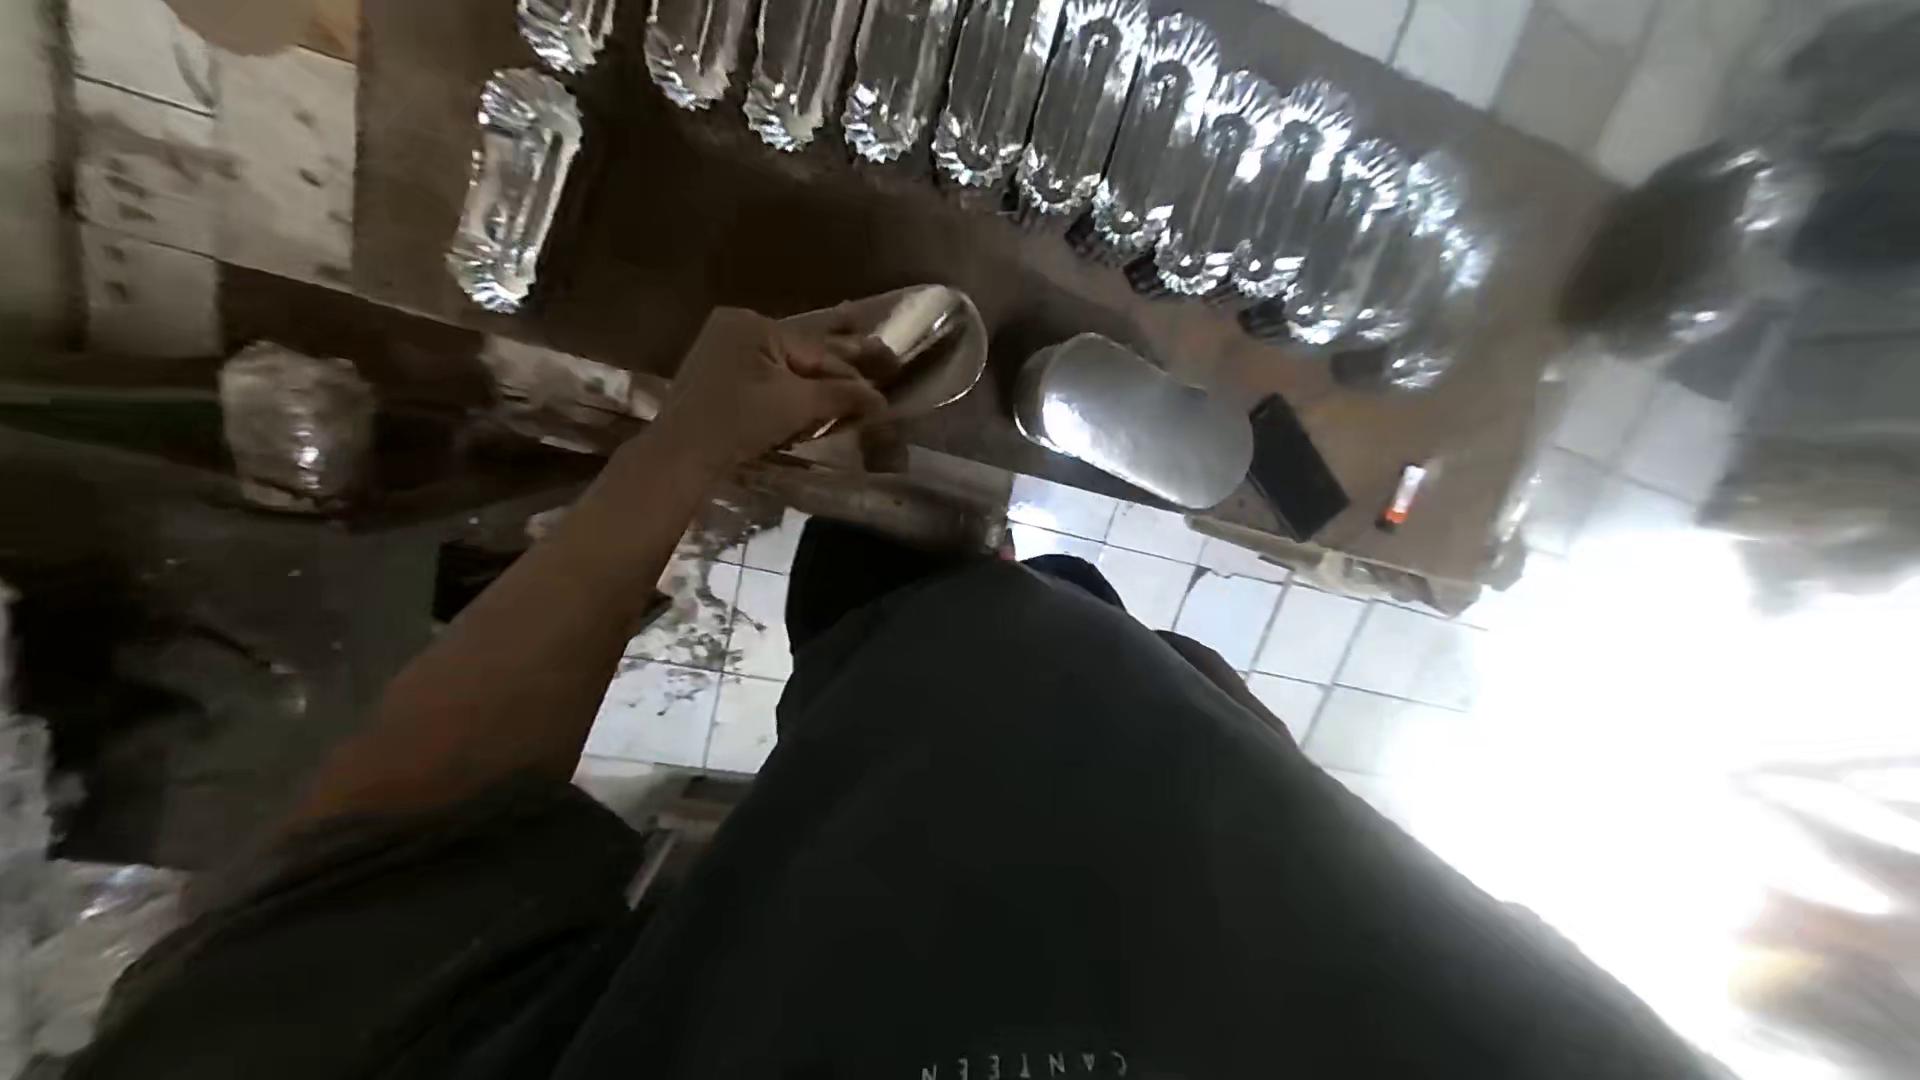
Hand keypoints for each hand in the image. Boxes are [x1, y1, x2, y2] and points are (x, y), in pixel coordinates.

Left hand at [653, 307, 890, 468]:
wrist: (680, 454)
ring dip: (820, 372)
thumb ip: (840, 395)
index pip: (819, 350)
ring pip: (788, 361)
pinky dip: (794, 382)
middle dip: (841, 360)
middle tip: (884, 355)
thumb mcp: (795, 406)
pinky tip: (816, 386)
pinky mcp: (719, 373)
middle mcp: (739, 326)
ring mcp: (725, 348)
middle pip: (804, 349)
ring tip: (856, 367)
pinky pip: (769, 372)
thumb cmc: (737, 422)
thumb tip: (880, 399)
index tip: (885, 382)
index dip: (853, 372)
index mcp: (756, 325)